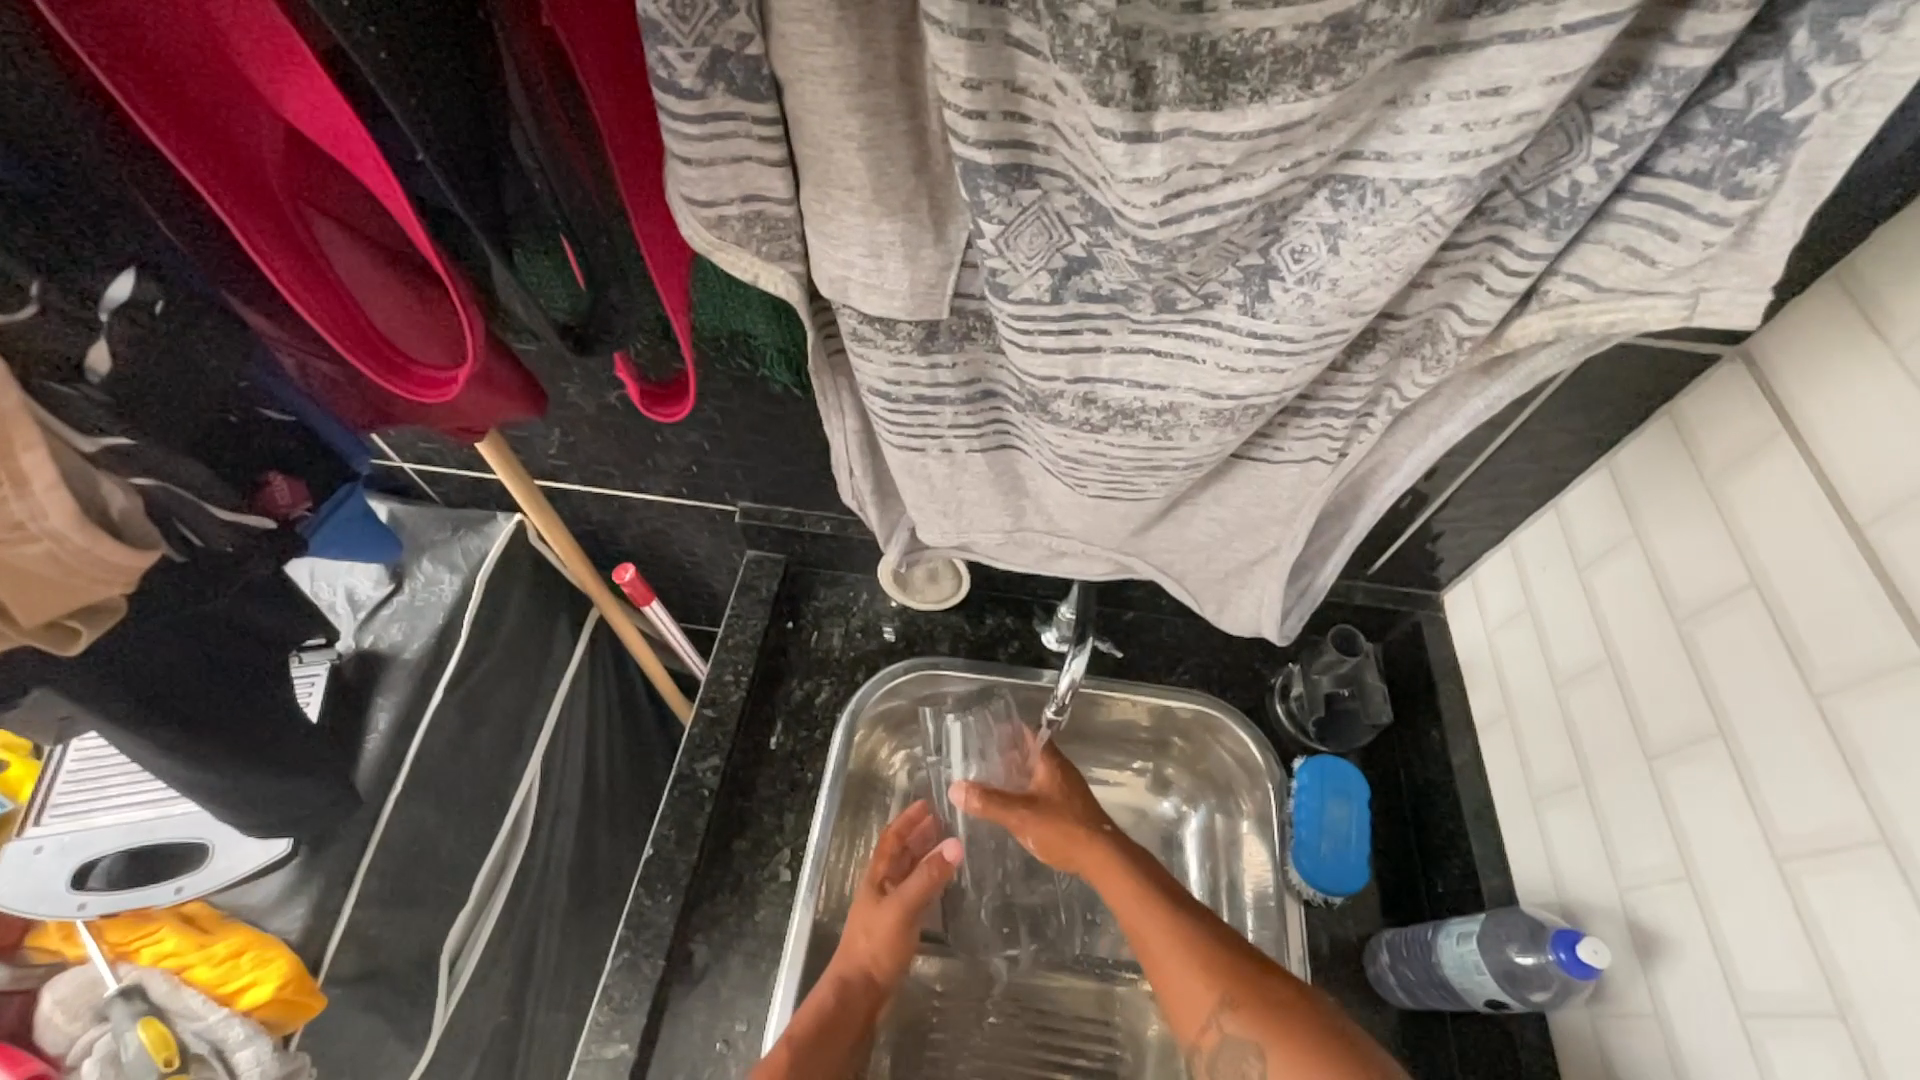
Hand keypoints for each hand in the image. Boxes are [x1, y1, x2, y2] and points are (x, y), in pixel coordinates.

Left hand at [828, 800, 961, 996]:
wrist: (858, 993)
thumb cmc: (875, 945)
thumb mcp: (904, 906)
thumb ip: (928, 876)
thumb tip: (956, 843)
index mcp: (877, 876)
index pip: (892, 839)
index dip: (907, 820)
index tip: (927, 804)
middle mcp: (881, 887)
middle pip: (900, 853)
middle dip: (918, 835)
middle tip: (943, 820)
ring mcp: (888, 908)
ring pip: (908, 873)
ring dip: (924, 857)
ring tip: (947, 846)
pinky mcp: (897, 928)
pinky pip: (915, 894)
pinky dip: (928, 882)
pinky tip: (941, 886)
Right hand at [949, 738, 1121, 877]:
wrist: (1103, 858)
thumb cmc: (1063, 829)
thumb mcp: (1020, 815)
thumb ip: (988, 802)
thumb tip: (955, 788)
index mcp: (1051, 762)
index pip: (1029, 733)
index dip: (1008, 729)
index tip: (986, 731)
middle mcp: (1061, 770)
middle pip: (1032, 753)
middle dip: (1008, 754)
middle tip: (981, 758)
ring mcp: (1068, 790)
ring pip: (1038, 774)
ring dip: (1017, 775)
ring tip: (991, 781)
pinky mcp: (1070, 809)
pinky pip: (1043, 791)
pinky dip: (1026, 792)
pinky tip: (1013, 806)